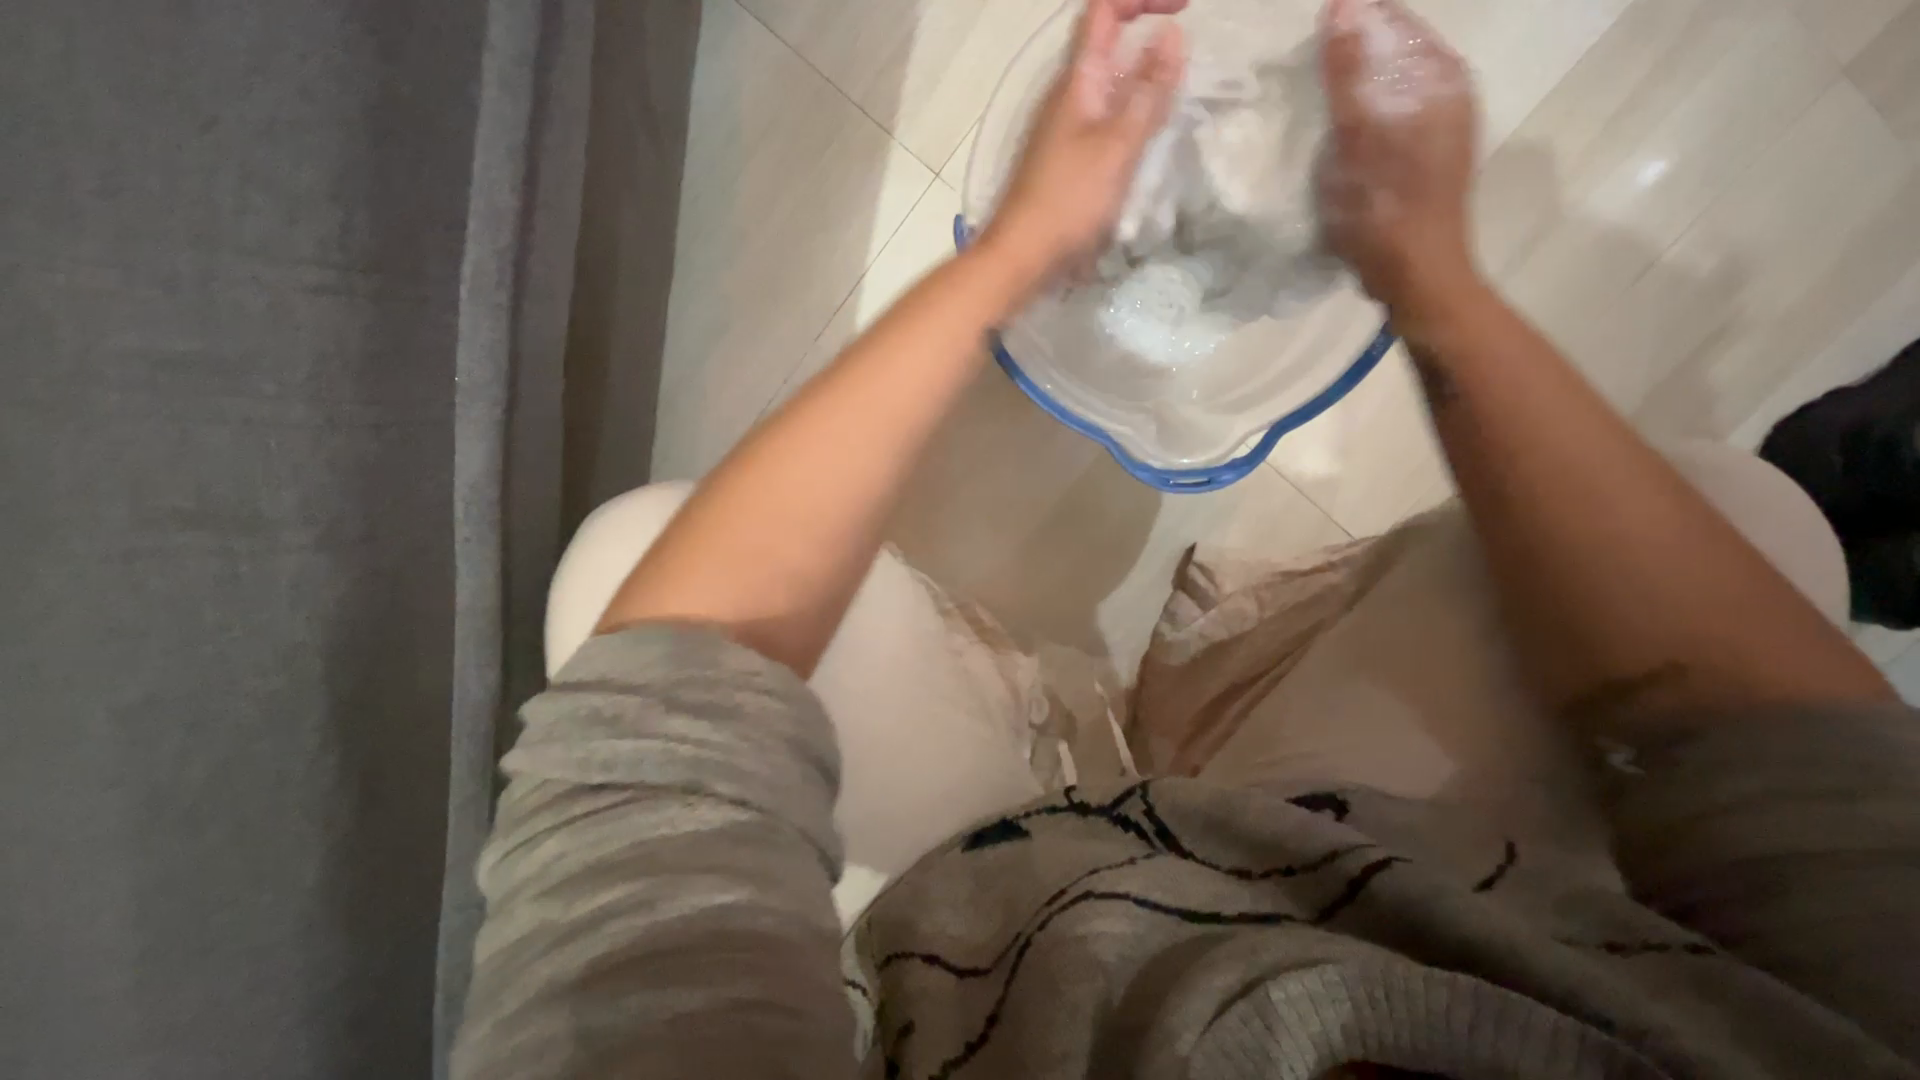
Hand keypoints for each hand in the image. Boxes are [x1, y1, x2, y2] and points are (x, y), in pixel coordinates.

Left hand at [977, 0, 1187, 291]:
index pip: (1103, 10)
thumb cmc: (1068, 202)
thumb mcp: (1117, 146)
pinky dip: (1133, 118)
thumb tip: (1170, 35)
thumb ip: (1146, 93)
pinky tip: (1151, 141)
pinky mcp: (1068, 161)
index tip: (1184, 9)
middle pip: (1107, 44)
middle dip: (1148, 36)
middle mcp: (1067, 97)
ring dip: (1144, 81)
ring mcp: (1066, 130)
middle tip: (1188, 62)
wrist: (1022, 258)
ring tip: (1179, 99)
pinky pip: (1105, 122)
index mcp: (1076, 81)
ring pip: (1109, 86)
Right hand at [1316, 0, 1481, 335]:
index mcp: (1439, 75)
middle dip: (1348, 52)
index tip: (1304, 44)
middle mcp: (1448, 88)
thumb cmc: (1382, 209)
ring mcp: (1440, 122)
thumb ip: (1349, 69)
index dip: (1348, 22)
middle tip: (1301, 74)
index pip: (1390, 20)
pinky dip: (1361, 113)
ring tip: (1312, 102)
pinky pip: (1390, 112)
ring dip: (1351, 85)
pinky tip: (1336, 134)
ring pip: (1389, 82)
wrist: (1415, 274)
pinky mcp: (1427, 153)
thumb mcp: (1358, 136)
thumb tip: (1342, 3)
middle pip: (1391, 49)